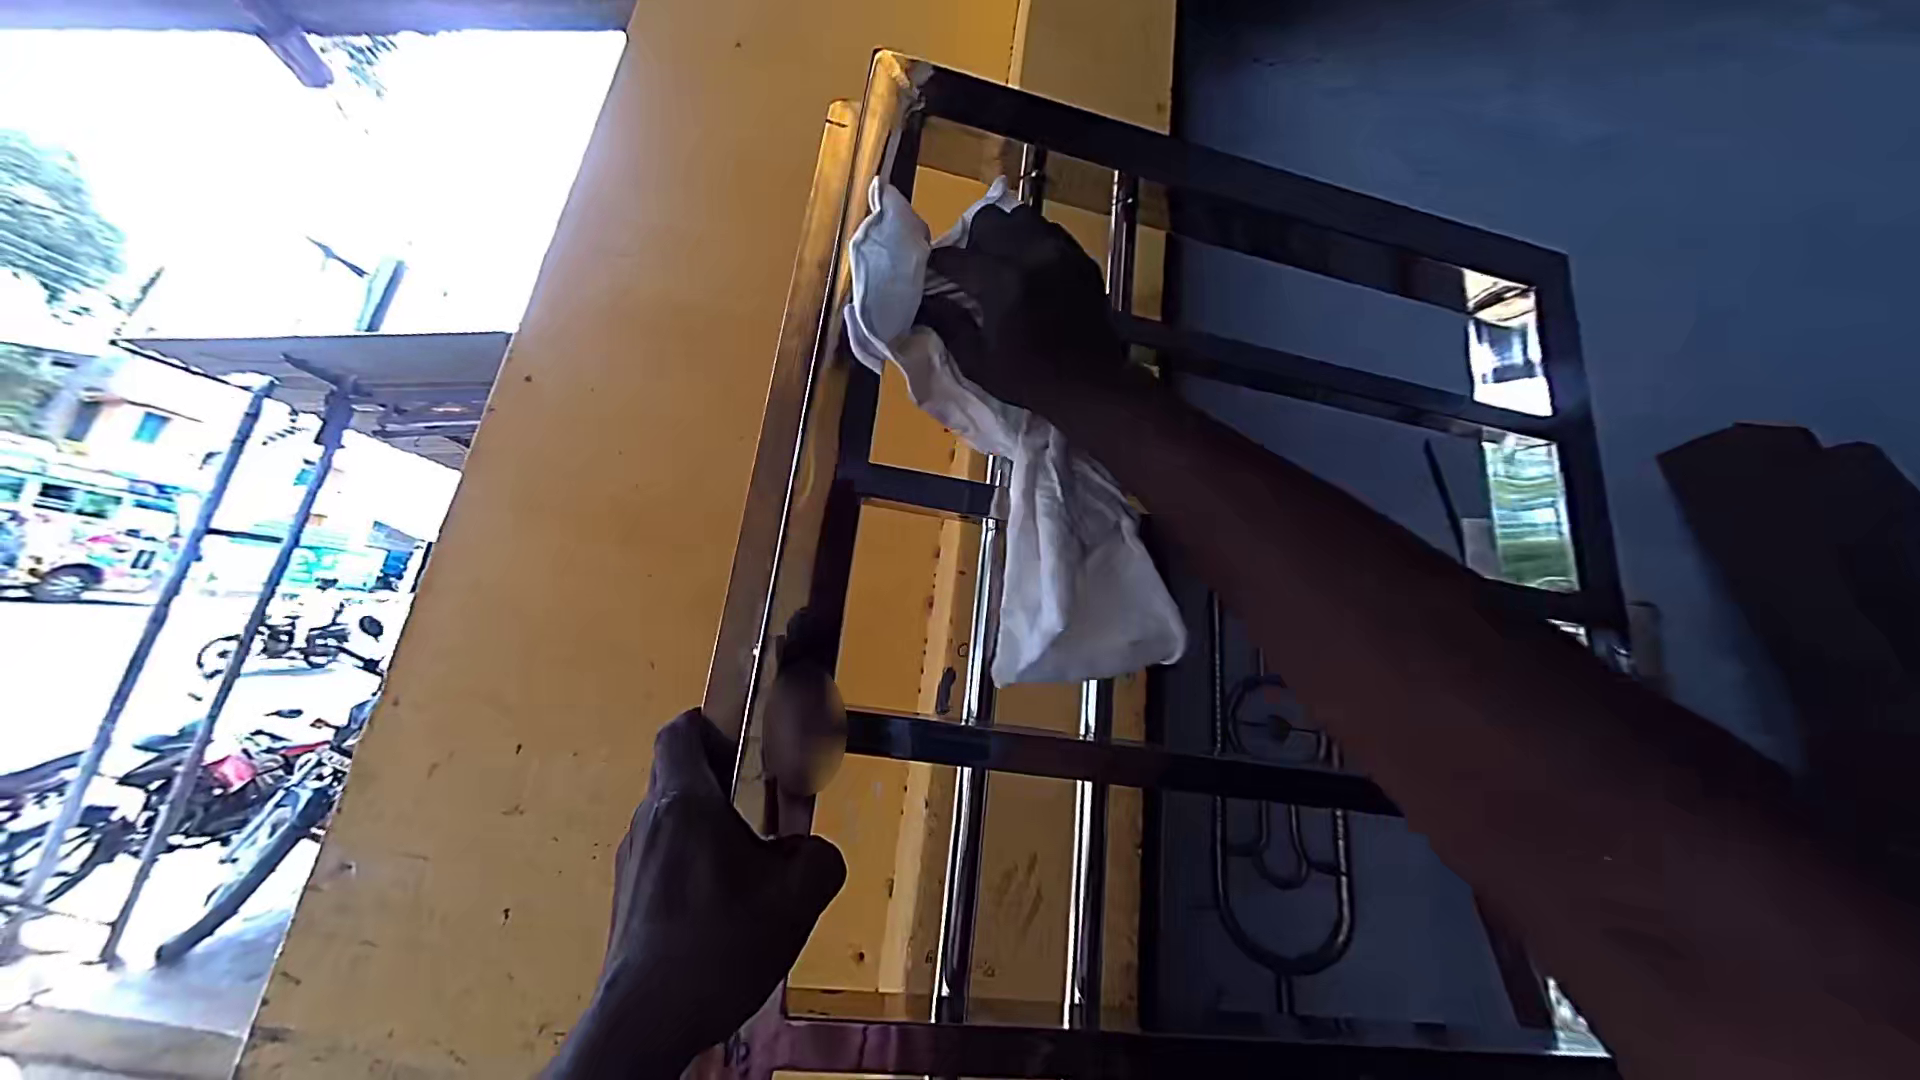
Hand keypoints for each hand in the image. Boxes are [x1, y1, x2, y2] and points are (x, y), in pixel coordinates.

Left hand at [544, 710, 846, 1079]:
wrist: (645, 1026)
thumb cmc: (715, 950)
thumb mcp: (796, 900)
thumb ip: (820, 859)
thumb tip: (814, 852)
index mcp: (685, 804)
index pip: (680, 731)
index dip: (709, 720)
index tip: (740, 732)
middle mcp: (650, 822)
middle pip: (678, 770)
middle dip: (719, 772)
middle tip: (758, 792)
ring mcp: (632, 859)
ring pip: (670, 811)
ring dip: (706, 815)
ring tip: (745, 849)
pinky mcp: (627, 893)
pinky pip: (661, 848)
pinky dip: (690, 851)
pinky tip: (720, 892)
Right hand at [920, 203, 1127, 411]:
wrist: (1088, 385)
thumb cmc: (1028, 379)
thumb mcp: (978, 362)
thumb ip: (949, 325)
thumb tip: (926, 302)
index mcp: (1001, 282)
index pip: (956, 257)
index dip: (938, 265)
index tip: (933, 275)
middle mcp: (1031, 254)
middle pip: (988, 221)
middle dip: (973, 242)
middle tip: (972, 271)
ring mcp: (1061, 252)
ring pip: (1022, 218)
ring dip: (1005, 236)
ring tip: (1003, 265)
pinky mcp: (1081, 259)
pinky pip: (1051, 233)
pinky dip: (1034, 244)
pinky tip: (1031, 271)